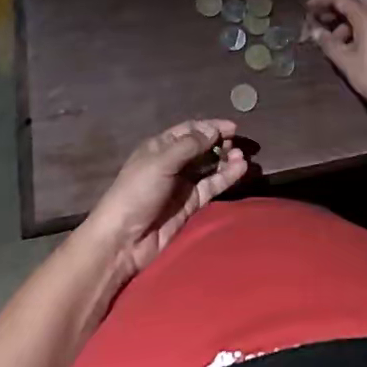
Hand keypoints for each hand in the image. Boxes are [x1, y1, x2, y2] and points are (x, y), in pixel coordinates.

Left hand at [82, 120, 248, 278]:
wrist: (124, 239)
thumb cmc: (137, 192)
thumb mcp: (161, 162)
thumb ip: (189, 146)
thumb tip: (213, 130)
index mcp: (160, 147)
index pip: (189, 130)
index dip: (210, 127)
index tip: (233, 127)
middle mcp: (173, 162)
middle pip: (201, 147)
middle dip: (220, 143)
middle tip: (239, 143)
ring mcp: (183, 184)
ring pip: (209, 167)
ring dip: (226, 160)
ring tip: (242, 156)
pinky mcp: (191, 204)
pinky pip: (212, 185)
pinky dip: (226, 177)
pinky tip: (241, 170)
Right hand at [306, 0, 366, 112]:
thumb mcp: (345, 61)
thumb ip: (328, 43)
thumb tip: (315, 31)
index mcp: (366, 15)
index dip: (322, 1)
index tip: (307, 7)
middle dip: (337, 4)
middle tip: (321, 17)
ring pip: (366, 10)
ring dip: (347, 17)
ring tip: (332, 37)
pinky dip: (359, 25)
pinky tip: (349, 45)